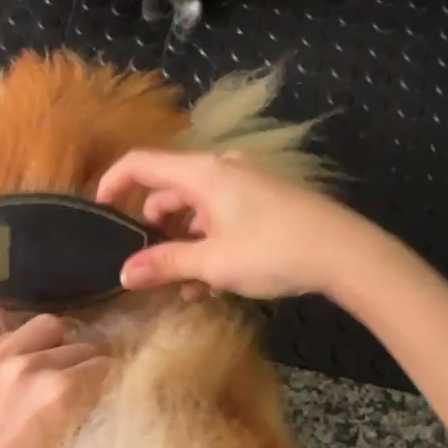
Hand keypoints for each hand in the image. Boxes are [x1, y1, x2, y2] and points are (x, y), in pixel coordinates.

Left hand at [0, 315, 113, 447]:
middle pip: (80, 345)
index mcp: (60, 392)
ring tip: (50, 372)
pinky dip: (22, 351)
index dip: (109, 381)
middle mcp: (28, 367)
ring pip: (47, 327)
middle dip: (86, 366)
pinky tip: (18, 376)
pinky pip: (11, 336)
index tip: (106, 392)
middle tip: (80, 388)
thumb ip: (92, 408)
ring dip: (56, 347)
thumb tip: (110, 383)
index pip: (105, 365)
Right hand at [96, 149, 389, 300]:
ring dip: (183, 242)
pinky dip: (208, 241)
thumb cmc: (274, 251)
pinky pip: (220, 215)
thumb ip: (165, 264)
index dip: (113, 182)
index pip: (142, 163)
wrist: (348, 254)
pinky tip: (212, 282)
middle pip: (168, 189)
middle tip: (147, 261)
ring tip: (184, 284)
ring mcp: (246, 183)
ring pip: (195, 208)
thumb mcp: (212, 264)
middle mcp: (222, 169)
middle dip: (153, 226)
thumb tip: (124, 273)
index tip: (99, 210)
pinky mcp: (264, 200)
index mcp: (203, 173)